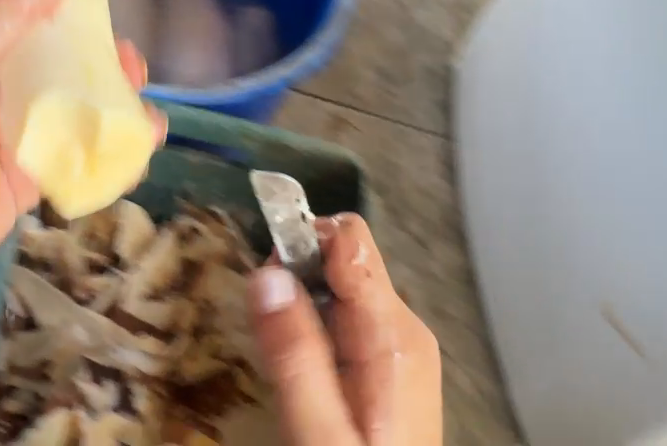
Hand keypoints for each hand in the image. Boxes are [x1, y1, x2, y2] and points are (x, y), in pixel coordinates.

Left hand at [0, 0, 160, 297]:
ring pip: (88, 109)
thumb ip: (10, 5)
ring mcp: (26, 133)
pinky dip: (118, 152)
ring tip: (144, 117)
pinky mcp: (36, 179)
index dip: (80, 5)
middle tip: (130, 69)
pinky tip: (139, 150)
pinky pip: (86, 157)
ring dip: (121, 107)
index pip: (42, 11)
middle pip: (74, 62)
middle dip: (110, 61)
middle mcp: (11, 85)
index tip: (112, 2)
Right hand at [249, 214, 441, 445]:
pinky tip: (301, 372)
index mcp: (393, 333)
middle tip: (268, 332)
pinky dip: (311, 326)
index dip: (300, 243)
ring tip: (282, 359)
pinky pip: (342, 316)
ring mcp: (396, 344)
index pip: (349, 240)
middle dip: (294, 277)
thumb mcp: (318, 436)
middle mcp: (401, 325)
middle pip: (340, 259)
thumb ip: (293, 354)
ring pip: (337, 286)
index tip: (266, 281)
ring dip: (299, 304)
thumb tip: (265, 274)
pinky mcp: (386, 361)